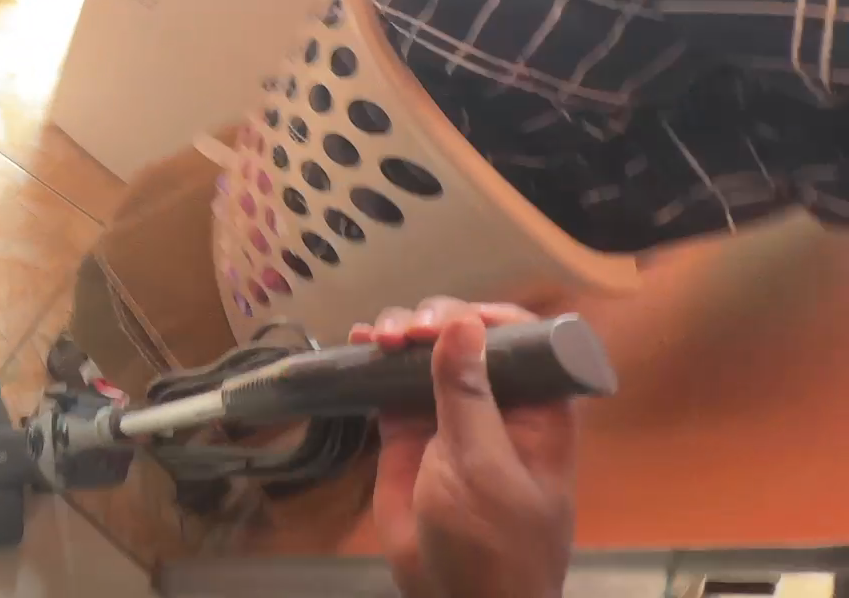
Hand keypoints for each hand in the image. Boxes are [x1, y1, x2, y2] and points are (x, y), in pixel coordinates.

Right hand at [351, 298, 577, 597]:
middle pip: (464, 336)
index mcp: (534, 413)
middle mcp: (490, 402)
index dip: (490, 318)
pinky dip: (369, 355)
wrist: (452, 597)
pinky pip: (387, 375)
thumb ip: (466, 393)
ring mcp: (443, 412)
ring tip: (373, 339)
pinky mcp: (402, 423)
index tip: (448, 317)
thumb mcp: (483, 465)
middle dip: (431, 320)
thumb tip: (462, 322)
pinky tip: (354, 344)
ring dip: (395, 331)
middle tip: (402, 333)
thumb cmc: (492, 540)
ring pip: (421, 348)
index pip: (526, 345)